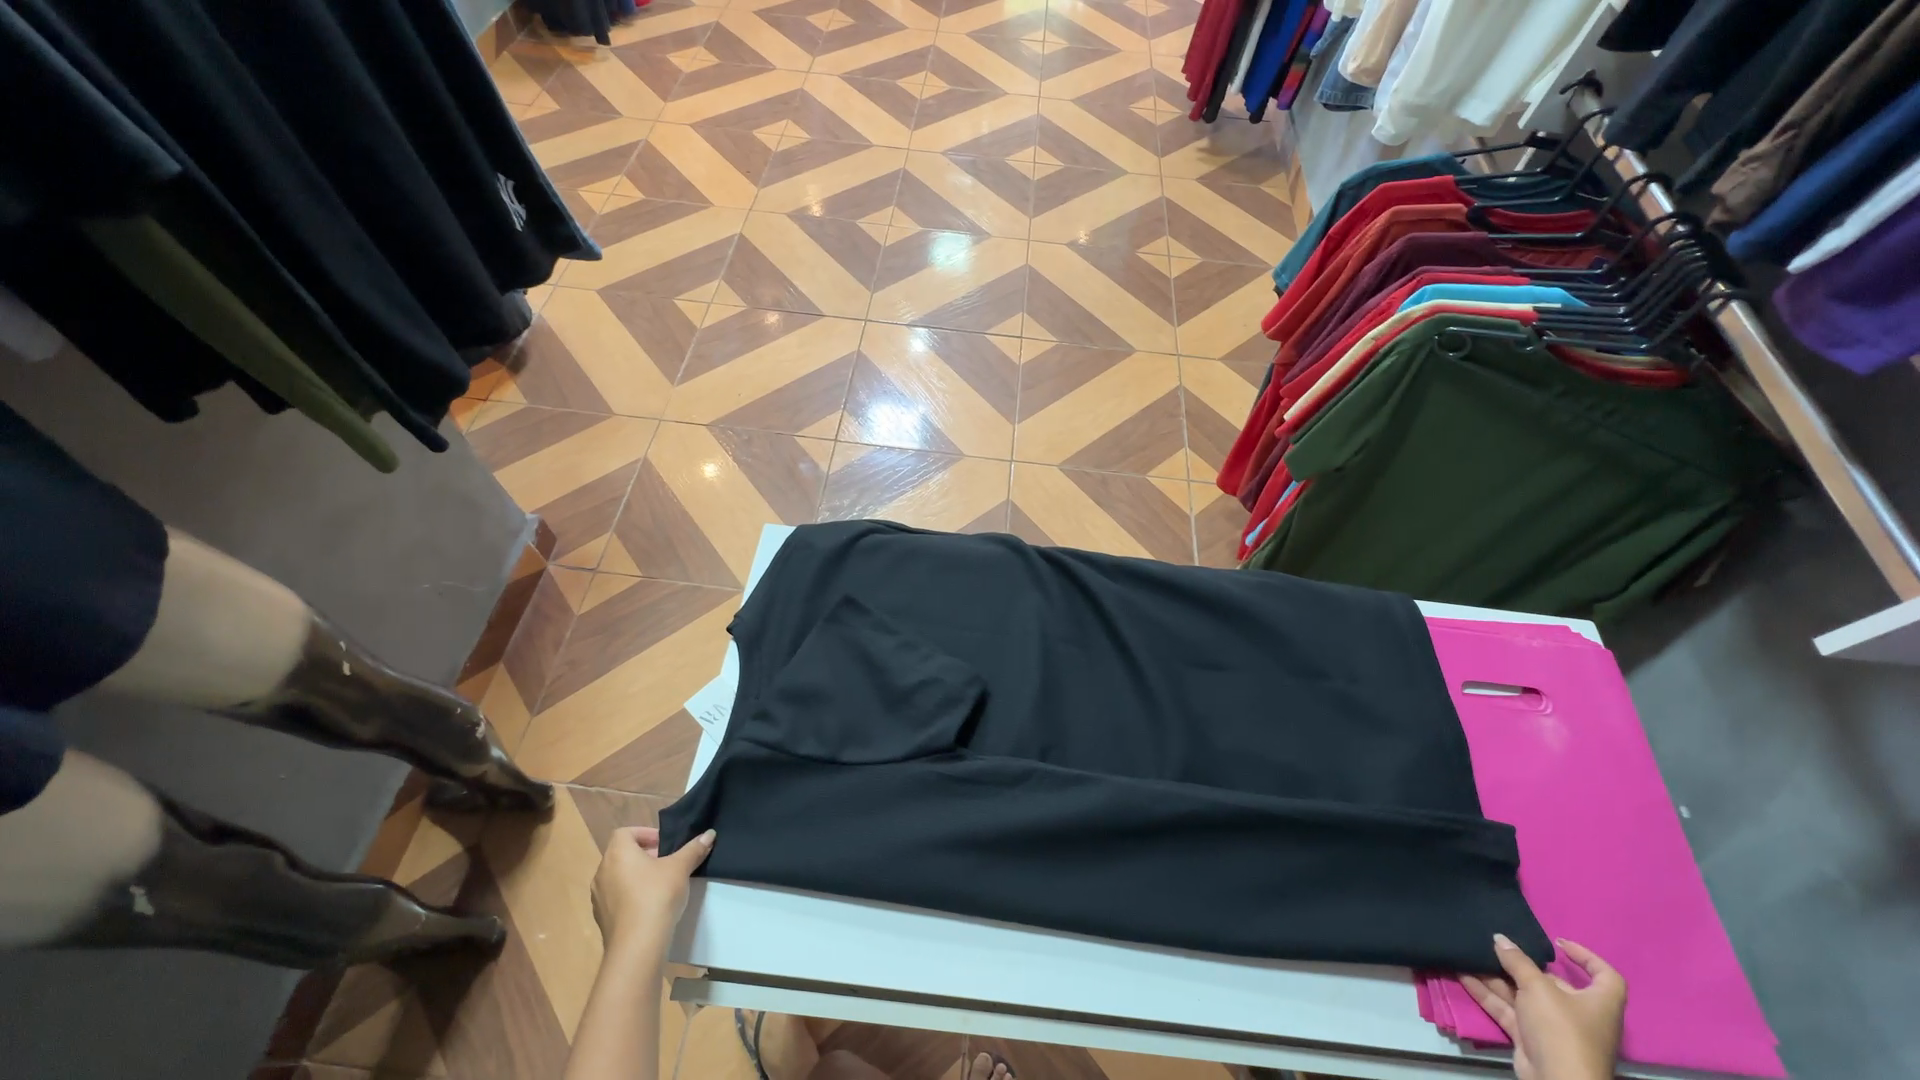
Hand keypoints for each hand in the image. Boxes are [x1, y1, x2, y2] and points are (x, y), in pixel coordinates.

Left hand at [589, 826, 714, 950]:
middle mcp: (602, 871)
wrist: (637, 943)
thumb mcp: (680, 868)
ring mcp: (599, 896)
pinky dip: (630, 896)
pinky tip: (649, 907)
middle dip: (644, 855)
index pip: (625, 832)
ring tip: (660, 885)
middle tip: (667, 863)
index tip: (665, 844)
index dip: (645, 834)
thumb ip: (694, 849)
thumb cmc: (657, 895)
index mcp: (618, 853)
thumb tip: (710, 834)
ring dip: (636, 876)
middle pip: (622, 854)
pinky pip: (616, 898)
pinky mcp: (601, 918)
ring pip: (618, 877)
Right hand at [1460, 934, 1625, 1079]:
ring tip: (1472, 955)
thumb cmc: (1562, 1030)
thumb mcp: (1539, 989)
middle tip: (1497, 946)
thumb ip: (1518, 962)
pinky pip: (1509, 1011)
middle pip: (1553, 983)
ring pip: (1524, 996)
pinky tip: (1464, 976)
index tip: (1557, 943)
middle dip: (1523, 966)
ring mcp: (1553, 1028)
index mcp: (1599, 1002)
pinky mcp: (1531, 1039)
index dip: (1586, 956)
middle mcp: (1579, 1014)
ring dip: (1498, 978)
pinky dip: (1488, 995)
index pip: (1604, 975)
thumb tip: (1500, 938)